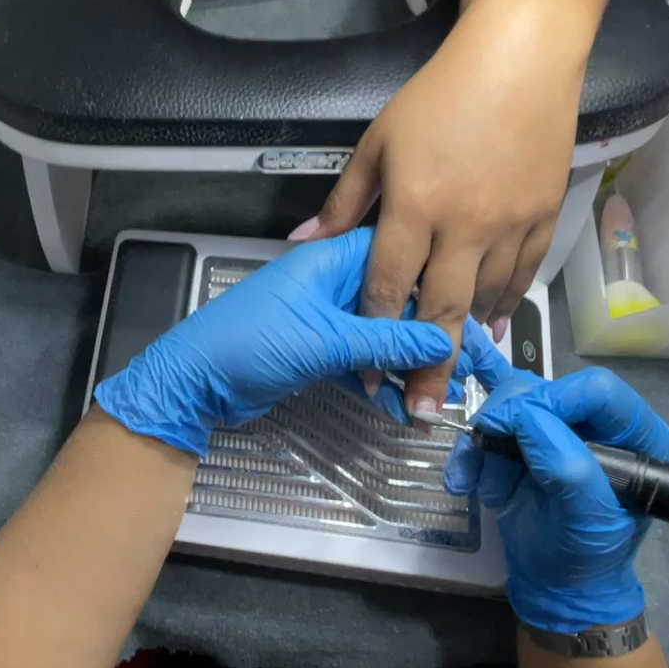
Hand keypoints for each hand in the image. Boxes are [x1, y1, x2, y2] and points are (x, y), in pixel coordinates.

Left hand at [95, 229, 454, 455]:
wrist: (194, 382)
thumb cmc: (248, 344)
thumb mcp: (322, 340)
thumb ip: (384, 341)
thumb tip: (443, 342)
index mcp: (331, 260)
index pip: (401, 260)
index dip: (439, 286)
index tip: (473, 318)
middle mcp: (334, 283)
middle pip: (398, 303)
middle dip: (429, 338)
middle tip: (466, 370)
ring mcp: (327, 318)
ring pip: (383, 336)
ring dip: (407, 368)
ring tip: (436, 400)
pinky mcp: (320, 350)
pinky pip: (363, 360)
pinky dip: (381, 382)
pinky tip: (403, 407)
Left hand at [293, 0, 580, 421]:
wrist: (525, 54)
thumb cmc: (438, 97)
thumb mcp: (376, 144)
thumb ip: (342, 202)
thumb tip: (303, 239)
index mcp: (414, 208)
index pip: (386, 286)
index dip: (373, 333)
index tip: (367, 374)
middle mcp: (464, 226)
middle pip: (441, 310)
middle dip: (428, 366)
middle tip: (425, 411)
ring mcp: (511, 223)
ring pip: (487, 297)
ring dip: (468, 339)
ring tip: (456, 377)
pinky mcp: (546, 214)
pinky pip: (525, 273)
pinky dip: (508, 302)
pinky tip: (494, 325)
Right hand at [444, 333, 668, 632]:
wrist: (553, 584)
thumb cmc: (582, 559)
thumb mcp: (585, 520)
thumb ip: (567, 467)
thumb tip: (524, 416)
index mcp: (635, 439)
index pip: (595, 391)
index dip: (549, 400)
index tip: (506, 427)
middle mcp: (596, 425)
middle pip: (541, 390)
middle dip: (503, 423)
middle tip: (481, 453)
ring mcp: (555, 429)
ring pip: (506, 403)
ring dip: (480, 442)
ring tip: (475, 484)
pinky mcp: (522, 437)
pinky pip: (489, 418)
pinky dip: (469, 443)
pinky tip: (464, 475)